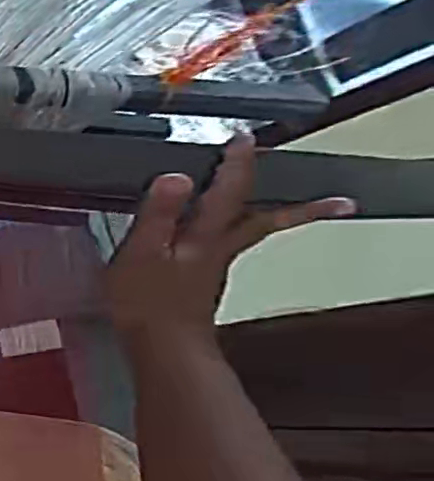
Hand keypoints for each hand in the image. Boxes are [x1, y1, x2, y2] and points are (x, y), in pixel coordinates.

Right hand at [106, 136, 353, 342]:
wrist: (163, 342)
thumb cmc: (145, 297)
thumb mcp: (140, 252)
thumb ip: (157, 215)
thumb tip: (176, 176)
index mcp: (205, 236)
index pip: (226, 192)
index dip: (235, 164)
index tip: (244, 138)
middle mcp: (219, 247)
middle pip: (262, 219)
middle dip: (298, 208)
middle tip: (339, 201)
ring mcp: (214, 265)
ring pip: (252, 234)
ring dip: (280, 221)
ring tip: (311, 214)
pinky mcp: (202, 279)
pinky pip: (227, 246)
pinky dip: (239, 236)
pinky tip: (225, 240)